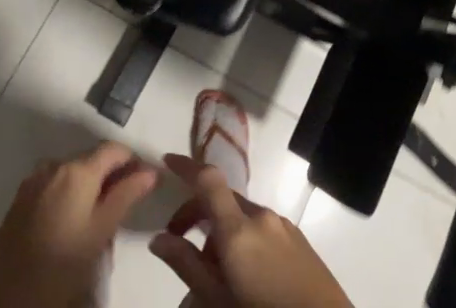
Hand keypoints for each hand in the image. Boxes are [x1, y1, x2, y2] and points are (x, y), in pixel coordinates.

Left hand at [0, 142, 159, 307]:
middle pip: (94, 160)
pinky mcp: (21, 200)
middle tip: (125, 212)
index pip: (115, 149)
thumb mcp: (100, 232)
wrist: (2, 299)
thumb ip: (127, 196)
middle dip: (113, 179)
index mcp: (77, 171)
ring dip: (92, 190)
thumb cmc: (59, 266)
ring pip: (75, 175)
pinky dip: (71, 197)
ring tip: (100, 225)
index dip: (134, 163)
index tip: (146, 187)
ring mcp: (34, 182)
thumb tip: (150, 170)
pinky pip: (55, 186)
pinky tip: (73, 228)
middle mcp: (54, 166)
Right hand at [150, 154, 352, 307]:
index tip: (167, 161)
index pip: (208, 180)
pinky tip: (242, 271)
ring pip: (241, 217)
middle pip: (221, 200)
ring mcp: (282, 225)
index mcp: (238, 228)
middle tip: (177, 242)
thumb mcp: (216, 298)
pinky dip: (243, 238)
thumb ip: (186, 264)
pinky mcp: (297, 238)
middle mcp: (261, 217)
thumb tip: (158, 238)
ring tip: (211, 270)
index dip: (187, 166)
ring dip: (220, 232)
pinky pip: (261, 228)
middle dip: (196, 213)